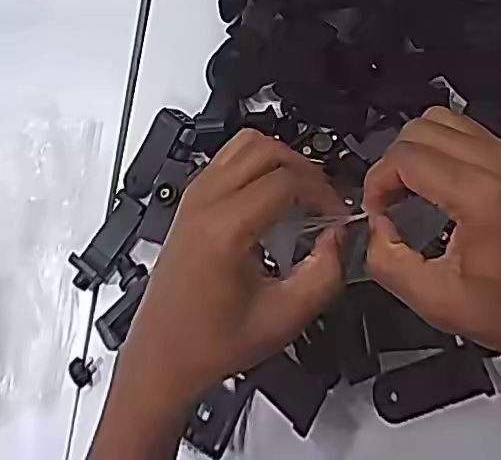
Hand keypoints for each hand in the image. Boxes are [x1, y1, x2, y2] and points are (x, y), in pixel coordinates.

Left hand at [115, 129, 348, 410]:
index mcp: (224, 229)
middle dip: (305, 169)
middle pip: (268, 149)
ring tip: (299, 189)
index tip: (335, 212)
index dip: (322, 191)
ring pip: (246, 141)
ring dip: (281, 157)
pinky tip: (271, 193)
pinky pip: (230, 155)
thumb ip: (324, 276)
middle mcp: (205, 203)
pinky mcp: (192, 198)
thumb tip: (338, 238)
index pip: (286, 180)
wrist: (162, 358)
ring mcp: (195, 196)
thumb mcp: (283, 319)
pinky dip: (258, 161)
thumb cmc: (209, 343)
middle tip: (322, 198)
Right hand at [361, 106, 500, 378]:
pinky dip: (440, 147)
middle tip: (390, 200)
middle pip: (420, 127)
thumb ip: (390, 263)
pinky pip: (465, 130)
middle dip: (393, 161)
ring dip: (416, 148)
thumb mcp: (440, 303)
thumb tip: (374, 230)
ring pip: (442, 118)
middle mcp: (499, 165)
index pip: (406, 156)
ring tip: (412, 189)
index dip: (378, 181)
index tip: (377, 210)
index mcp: (482, 195)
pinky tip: (438, 187)